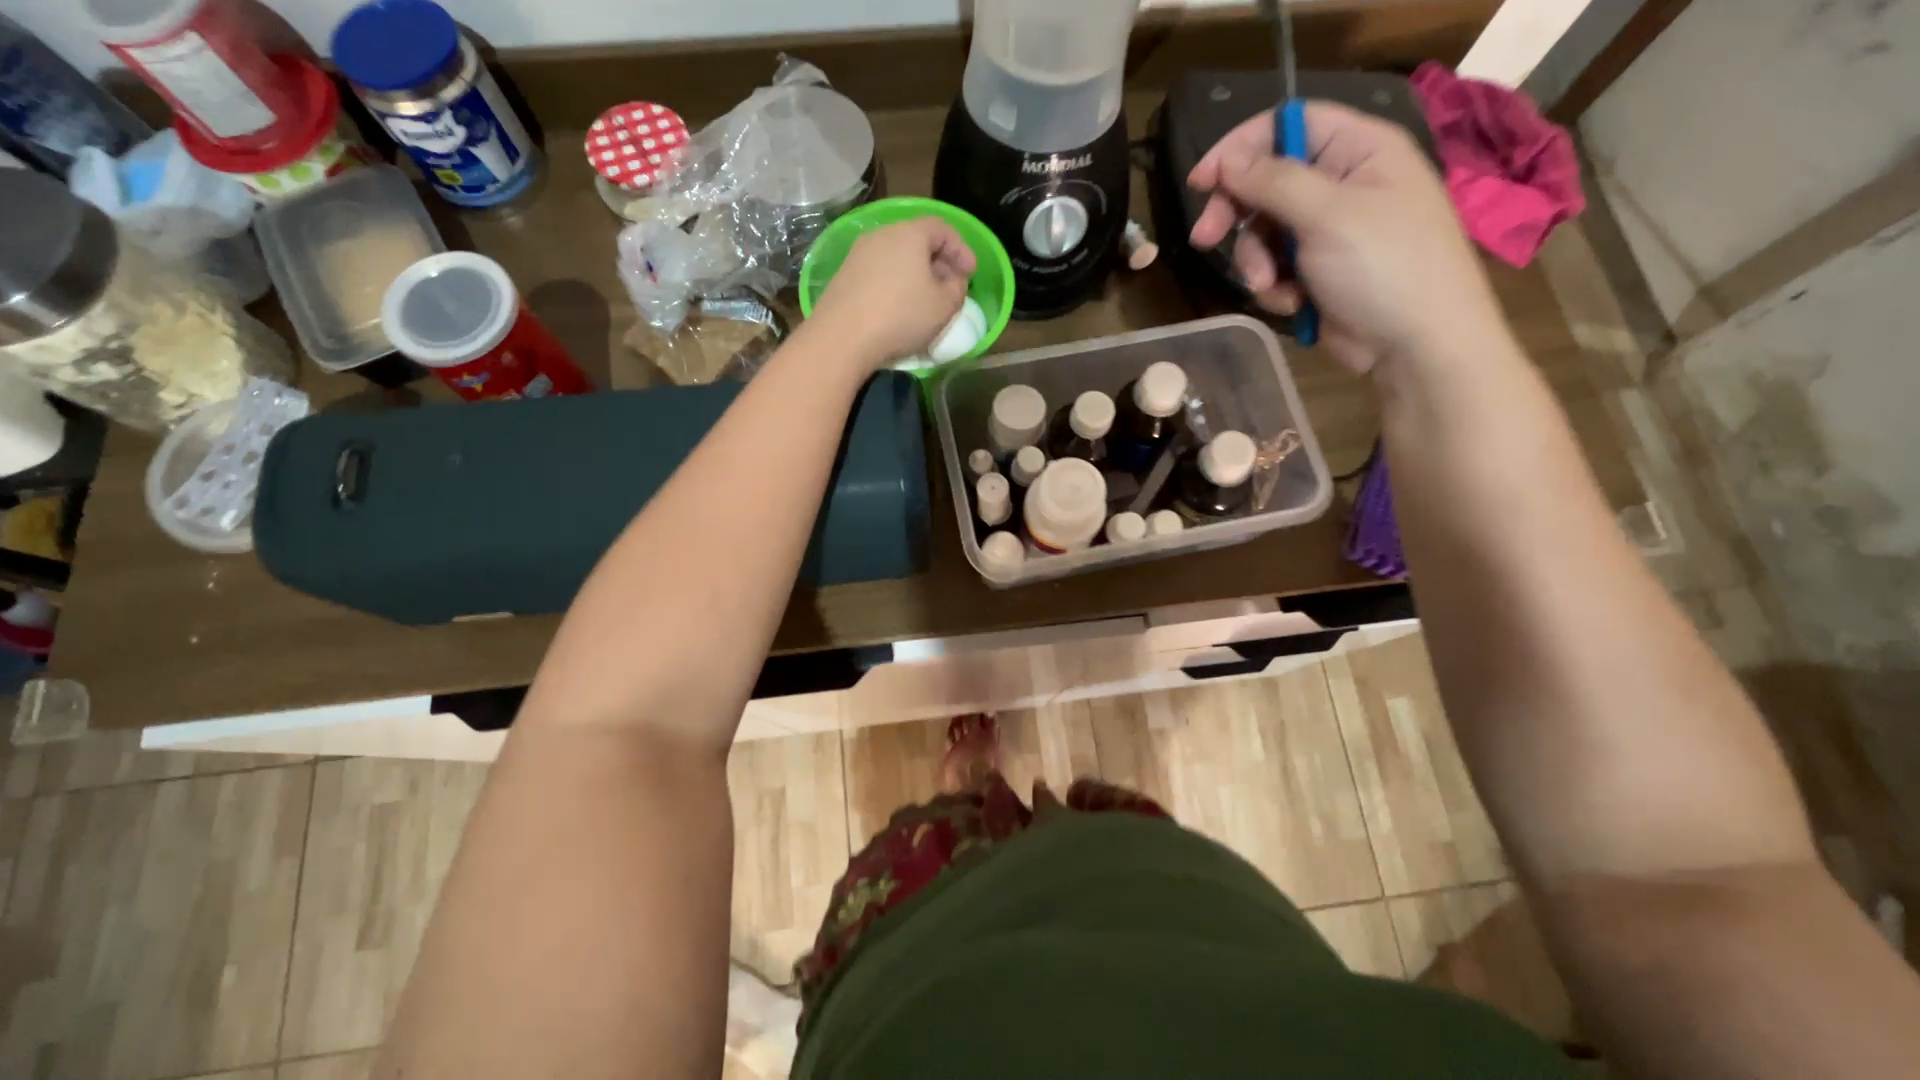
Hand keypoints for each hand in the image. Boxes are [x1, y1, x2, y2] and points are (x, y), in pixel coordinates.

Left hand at [806, 218, 975, 368]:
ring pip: (896, 255)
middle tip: (951, 284)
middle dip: (939, 260)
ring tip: (926, 297)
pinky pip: (879, 270)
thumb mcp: (944, 306)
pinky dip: (895, 282)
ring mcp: (858, 253)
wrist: (842, 338)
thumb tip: (953, 280)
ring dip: (916, 272)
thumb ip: (958, 288)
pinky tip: (899, 306)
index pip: (942, 228)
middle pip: (917, 239)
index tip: (971, 273)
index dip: (962, 249)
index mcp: (909, 233)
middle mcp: (881, 234)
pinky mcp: (844, 274)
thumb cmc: (901, 316)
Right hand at [1188, 101, 1508, 375]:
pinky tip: (1291, 303)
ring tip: (1269, 286)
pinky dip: (1274, 285)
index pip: (1288, 124)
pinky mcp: (1319, 271)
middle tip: (1204, 238)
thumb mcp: (1328, 215)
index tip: (1202, 180)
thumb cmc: (1385, 267)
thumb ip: (1273, 180)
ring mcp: (1331, 229)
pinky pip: (1276, 265)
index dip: (1241, 147)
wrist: (1418, 348)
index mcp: (1360, 150)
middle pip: (1267, 179)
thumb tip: (1227, 158)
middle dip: (1237, 212)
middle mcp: (1344, 182)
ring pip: (1265, 229)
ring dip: (1256, 259)